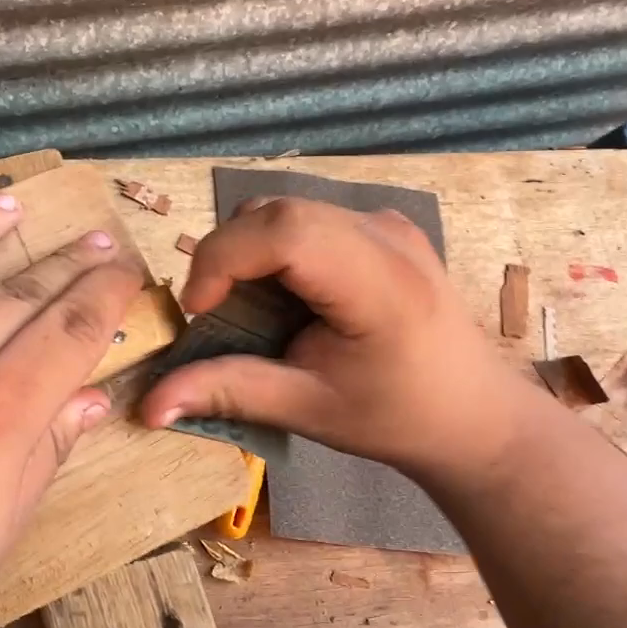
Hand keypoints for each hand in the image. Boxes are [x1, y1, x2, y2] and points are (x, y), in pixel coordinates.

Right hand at [141, 197, 534, 482]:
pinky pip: (303, 219)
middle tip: (212, 314)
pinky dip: (269, 252)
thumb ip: (229, 392)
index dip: (222, 259)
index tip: (197, 312)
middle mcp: (385, 235)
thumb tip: (150, 405)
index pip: (284, 232)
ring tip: (246, 309)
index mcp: (380, 283)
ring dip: (245, 252)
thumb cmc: (398, 418)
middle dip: (224, 256)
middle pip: (276, 211)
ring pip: (283, 209)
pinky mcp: (379, 227)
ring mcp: (386, 224)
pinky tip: (281, 299)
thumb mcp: (309, 409)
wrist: (475, 416)